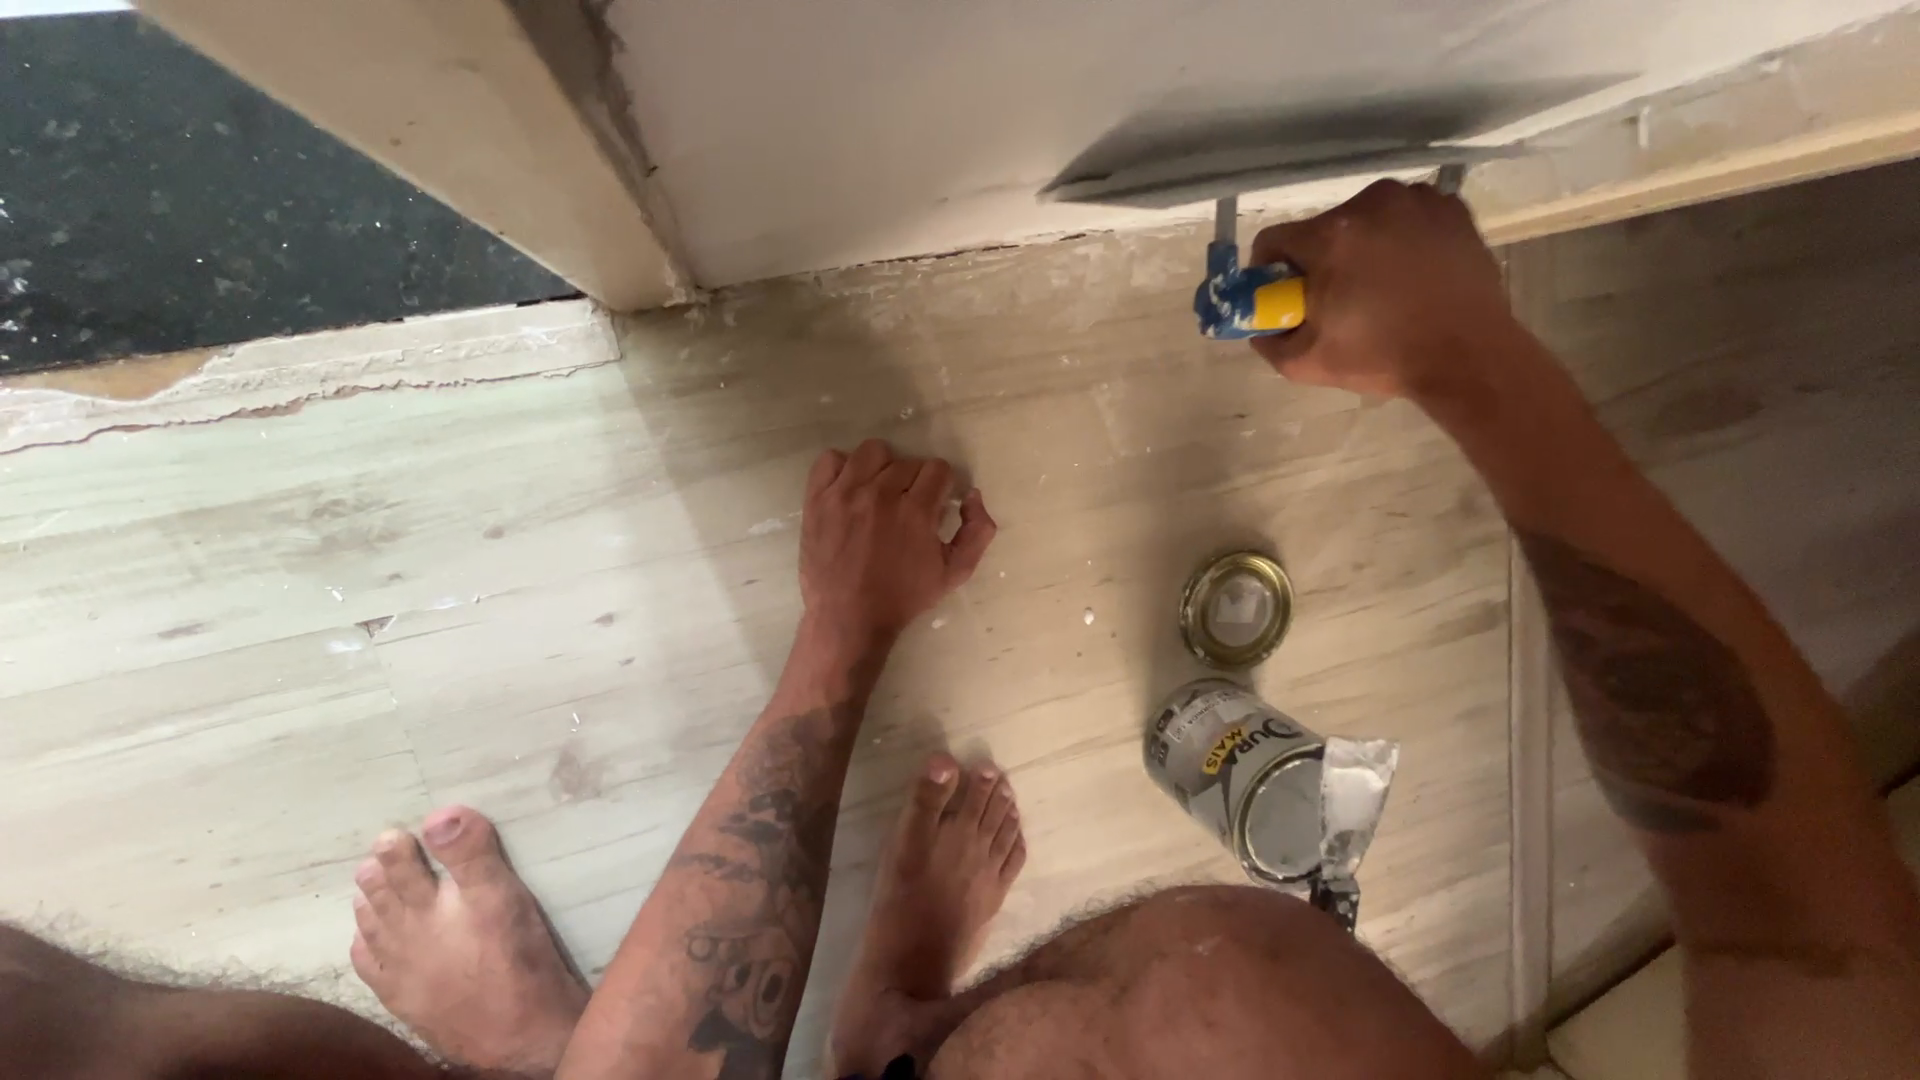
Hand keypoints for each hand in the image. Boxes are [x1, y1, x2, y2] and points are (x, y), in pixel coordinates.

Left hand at [798, 439, 995, 646]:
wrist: (848, 618)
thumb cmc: (903, 598)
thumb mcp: (955, 573)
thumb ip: (977, 532)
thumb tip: (973, 495)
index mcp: (916, 511)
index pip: (938, 468)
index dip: (940, 486)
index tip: (933, 505)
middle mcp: (881, 495)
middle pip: (908, 462)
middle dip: (914, 483)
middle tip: (906, 509)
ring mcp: (845, 494)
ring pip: (872, 452)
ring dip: (882, 467)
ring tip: (878, 492)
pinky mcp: (817, 499)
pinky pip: (830, 460)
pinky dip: (842, 468)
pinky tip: (849, 489)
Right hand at [1248, 178, 1516, 398]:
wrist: (1468, 354)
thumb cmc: (1381, 356)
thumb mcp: (1304, 363)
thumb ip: (1268, 341)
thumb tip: (1261, 326)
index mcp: (1330, 237)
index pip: (1272, 240)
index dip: (1269, 271)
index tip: (1284, 295)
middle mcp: (1370, 203)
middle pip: (1320, 228)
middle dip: (1319, 261)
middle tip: (1334, 299)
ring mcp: (1416, 199)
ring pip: (1363, 219)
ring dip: (1359, 246)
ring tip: (1376, 286)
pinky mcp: (1450, 206)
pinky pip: (1405, 216)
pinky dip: (1399, 238)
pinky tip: (1410, 272)